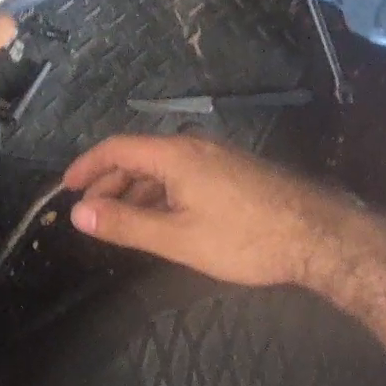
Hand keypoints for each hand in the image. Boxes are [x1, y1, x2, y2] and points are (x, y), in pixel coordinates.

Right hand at [61, 134, 368, 288]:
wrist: (320, 236)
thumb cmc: (244, 238)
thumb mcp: (178, 238)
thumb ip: (126, 225)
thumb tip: (79, 215)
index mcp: (174, 155)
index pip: (116, 148)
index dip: (87, 166)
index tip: (66, 188)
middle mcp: (193, 146)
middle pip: (138, 156)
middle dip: (108, 183)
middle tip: (90, 213)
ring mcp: (216, 157)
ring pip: (162, 168)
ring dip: (135, 191)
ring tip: (120, 221)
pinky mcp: (233, 172)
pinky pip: (183, 175)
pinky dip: (160, 193)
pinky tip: (161, 219)